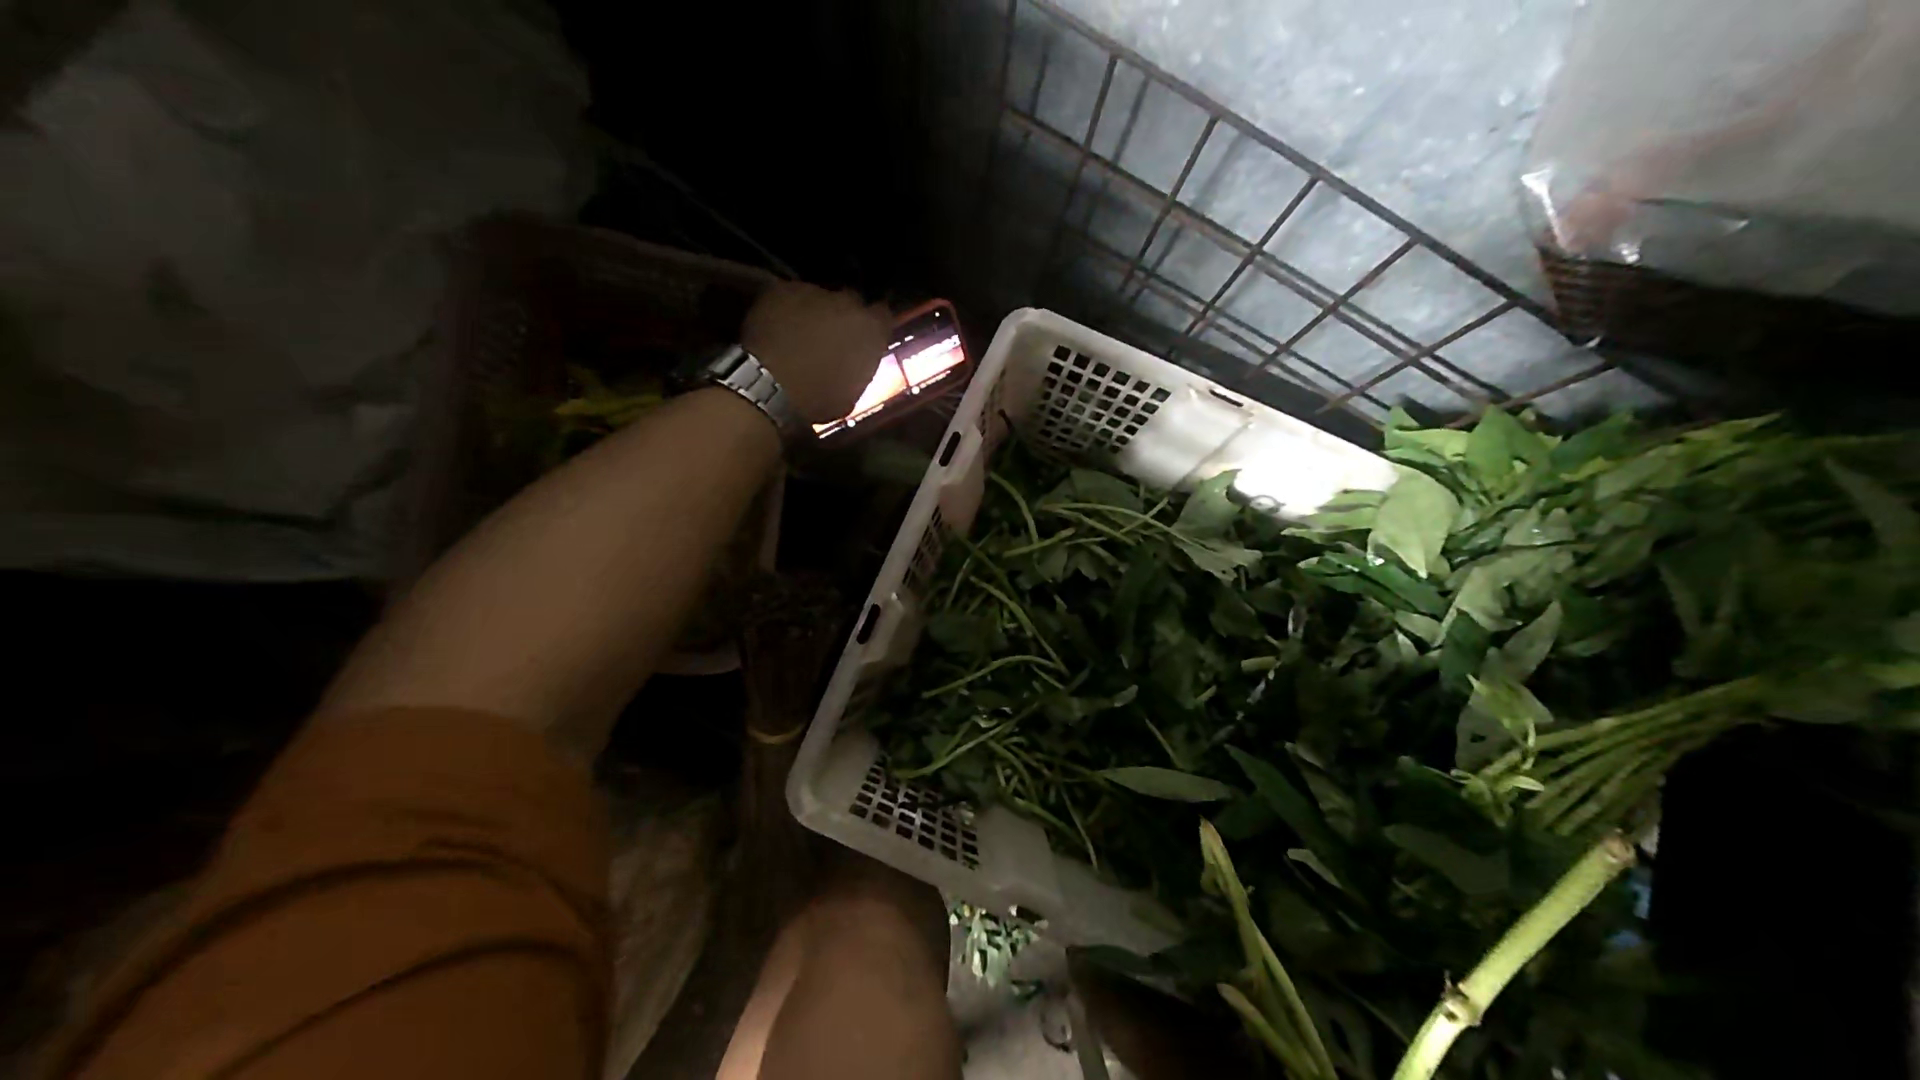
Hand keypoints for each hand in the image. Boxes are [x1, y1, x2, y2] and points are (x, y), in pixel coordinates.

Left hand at [741, 282, 893, 424]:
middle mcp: (848, 303)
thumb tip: (854, 365)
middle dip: (843, 315)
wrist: (771, 384)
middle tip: (830, 336)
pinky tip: (776, 327)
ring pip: (818, 297)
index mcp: (871, 330)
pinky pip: (788, 296)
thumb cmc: (817, 399)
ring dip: (813, 311)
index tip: (863, 337)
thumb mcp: (851, 394)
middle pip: (851, 301)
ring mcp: (814, 292)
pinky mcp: (782, 288)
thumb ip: (858, 370)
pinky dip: (785, 308)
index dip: (872, 325)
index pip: (882, 316)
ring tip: (798, 333)